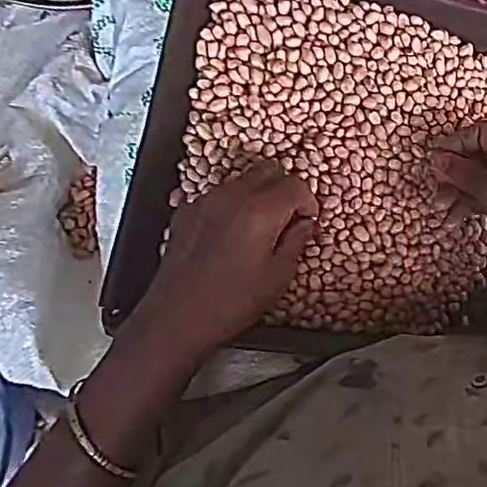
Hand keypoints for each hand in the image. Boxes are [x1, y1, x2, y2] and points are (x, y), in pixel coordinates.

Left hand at [121, 161, 316, 367]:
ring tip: (263, 229)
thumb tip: (304, 225)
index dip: (308, 203)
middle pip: (269, 171)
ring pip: (243, 180)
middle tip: (290, 219)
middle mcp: (231, 196)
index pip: (296, 185)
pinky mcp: (187, 211)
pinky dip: (235, 205)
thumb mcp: (279, 275)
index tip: (308, 222)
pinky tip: (235, 235)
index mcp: (260, 211)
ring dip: (260, 195)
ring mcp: (205, 201)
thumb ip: (296, 240)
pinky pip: (220, 195)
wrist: (177, 316)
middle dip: (286, 190)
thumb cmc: (230, 301)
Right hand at [429, 122, 486, 298]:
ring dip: (455, 189)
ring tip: (441, 205)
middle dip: (454, 169)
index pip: (482, 134)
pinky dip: (465, 204)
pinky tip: (452, 218)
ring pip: (475, 178)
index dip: (456, 143)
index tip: (435, 158)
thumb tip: (438, 157)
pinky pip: (480, 196)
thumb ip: (465, 173)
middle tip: (436, 183)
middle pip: (476, 155)